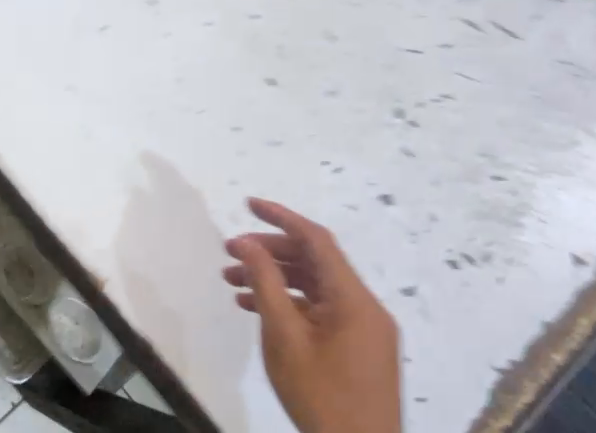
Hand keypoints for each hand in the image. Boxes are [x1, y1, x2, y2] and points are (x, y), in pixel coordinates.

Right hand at [223, 198, 401, 432]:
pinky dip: (288, 301)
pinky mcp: (359, 348)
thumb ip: (265, 282)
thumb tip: (245, 242)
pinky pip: (321, 309)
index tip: (247, 204)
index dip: (281, 217)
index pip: (317, 241)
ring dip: (274, 277)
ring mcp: (365, 330)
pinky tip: (254, 307)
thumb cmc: (320, 392)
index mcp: (355, 301)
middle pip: (315, 261)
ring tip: (231, 280)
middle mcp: (366, 309)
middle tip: (229, 252)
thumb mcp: (283, 334)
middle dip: (270, 250)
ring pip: (315, 285)